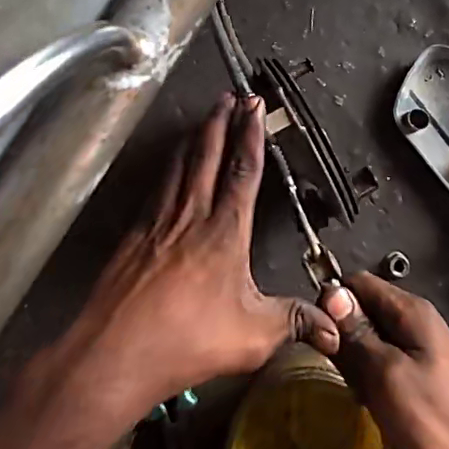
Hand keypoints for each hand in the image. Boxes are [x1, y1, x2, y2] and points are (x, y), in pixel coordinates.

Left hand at [65, 94, 338, 409]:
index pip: (242, 170)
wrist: (115, 353)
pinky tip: (169, 162)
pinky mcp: (135, 235)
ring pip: (180, 164)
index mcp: (224, 232)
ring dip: (195, 135)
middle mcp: (191, 217)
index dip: (251, 134)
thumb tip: (334, 331)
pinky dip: (168, 164)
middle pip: (208, 154)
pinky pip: (157, 186)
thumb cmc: (184, 341)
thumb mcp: (253, 335)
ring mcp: (159, 222)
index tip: (254, 108)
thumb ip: (295, 322)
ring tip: (204, 116)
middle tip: (230, 96)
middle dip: (221, 120)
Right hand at [320, 274, 448, 448]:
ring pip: (374, 336)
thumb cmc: (427, 418)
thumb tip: (333, 292)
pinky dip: (373, 373)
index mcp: (412, 310)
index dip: (336, 301)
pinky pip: (387, 358)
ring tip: (359, 388)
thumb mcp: (385, 373)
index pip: (361, 282)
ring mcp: (422, 345)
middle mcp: (419, 319)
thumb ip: (358, 332)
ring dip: (359, 358)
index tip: (322, 330)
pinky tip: (372, 397)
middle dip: (347, 333)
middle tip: (343, 368)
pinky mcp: (422, 370)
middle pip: (367, 308)